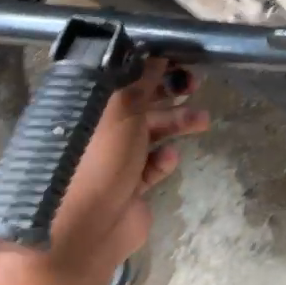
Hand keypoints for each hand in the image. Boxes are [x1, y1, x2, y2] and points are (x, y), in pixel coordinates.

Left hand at [1, 59, 210, 282]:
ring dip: (178, 122)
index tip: (178, 56)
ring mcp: (112, 160)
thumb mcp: (120, 110)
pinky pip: (153, 164)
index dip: (149, 64)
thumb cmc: (95, 162)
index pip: (119, 76)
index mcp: (84, 109)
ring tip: (202, 121)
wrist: (82, 233)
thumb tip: (157, 51)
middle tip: (193, 84)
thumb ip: (141, 80)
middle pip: (139, 102)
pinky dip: (164, 159)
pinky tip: (168, 159)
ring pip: (151, 131)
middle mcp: (95, 131)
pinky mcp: (129, 185)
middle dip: (169, 92)